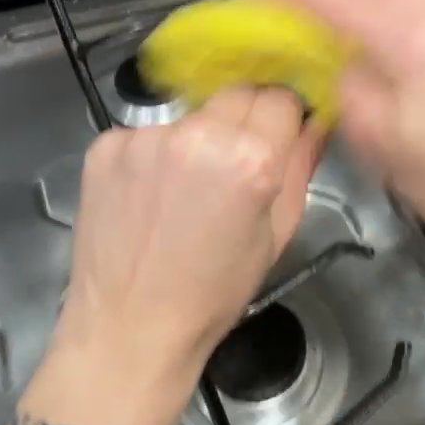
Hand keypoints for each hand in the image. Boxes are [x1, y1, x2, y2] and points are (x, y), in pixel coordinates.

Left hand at [55, 87, 320, 388]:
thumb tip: (317, 119)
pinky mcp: (107, 144)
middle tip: (233, 163)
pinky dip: (154, 153)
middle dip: (245, 118)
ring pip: (192, 113)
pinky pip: (147, 132)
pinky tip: (149, 194)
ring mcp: (148, 136)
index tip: (276, 137)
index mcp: (253, 158)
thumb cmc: (214, 291)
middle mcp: (200, 134)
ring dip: (199, 136)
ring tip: (185, 187)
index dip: (283, 118)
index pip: (281, 98)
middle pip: (238, 92)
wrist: (128, 331)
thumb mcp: (278, 233)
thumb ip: (301, 164)